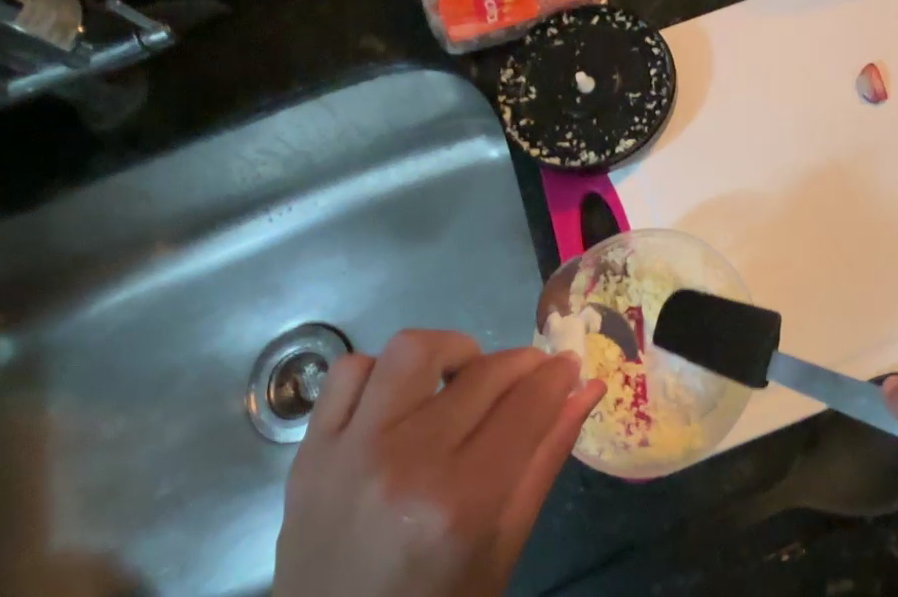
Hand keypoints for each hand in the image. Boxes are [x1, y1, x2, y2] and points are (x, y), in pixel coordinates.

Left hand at [274, 330, 604, 596]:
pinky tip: (404, 399)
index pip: (528, 404)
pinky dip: (384, 372)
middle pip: (483, 373)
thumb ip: (546, 458)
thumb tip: (588, 388)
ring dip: (453, 351)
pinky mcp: (309, 450)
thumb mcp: (503, 546)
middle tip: (530, 376)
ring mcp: (350, 452)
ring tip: (464, 377)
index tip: (568, 365)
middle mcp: (407, 464)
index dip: (558, 375)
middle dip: (522, 363)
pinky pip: (350, 370)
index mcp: (463, 503)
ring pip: (413, 350)